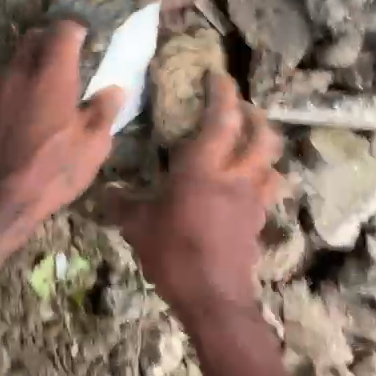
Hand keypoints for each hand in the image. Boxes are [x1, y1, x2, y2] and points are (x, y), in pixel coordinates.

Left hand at [0, 21, 125, 236]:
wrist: (4, 195)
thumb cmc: (56, 168)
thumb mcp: (94, 143)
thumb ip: (104, 108)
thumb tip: (113, 88)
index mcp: (53, 74)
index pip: (64, 29)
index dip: (78, 30)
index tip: (88, 41)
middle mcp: (21, 71)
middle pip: (35, 37)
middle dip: (52, 41)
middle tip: (69, 61)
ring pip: (15, 58)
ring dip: (32, 62)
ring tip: (47, 86)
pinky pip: (2, 81)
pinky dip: (16, 83)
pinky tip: (25, 107)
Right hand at [105, 72, 282, 309]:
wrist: (213, 299)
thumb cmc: (172, 253)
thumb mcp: (136, 224)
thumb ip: (121, 202)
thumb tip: (103, 190)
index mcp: (202, 168)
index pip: (222, 119)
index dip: (222, 93)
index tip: (218, 76)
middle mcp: (235, 177)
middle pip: (262, 136)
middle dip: (254, 114)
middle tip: (240, 106)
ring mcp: (253, 201)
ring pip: (272, 162)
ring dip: (265, 145)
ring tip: (251, 142)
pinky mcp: (259, 223)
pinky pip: (269, 190)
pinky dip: (263, 177)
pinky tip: (248, 183)